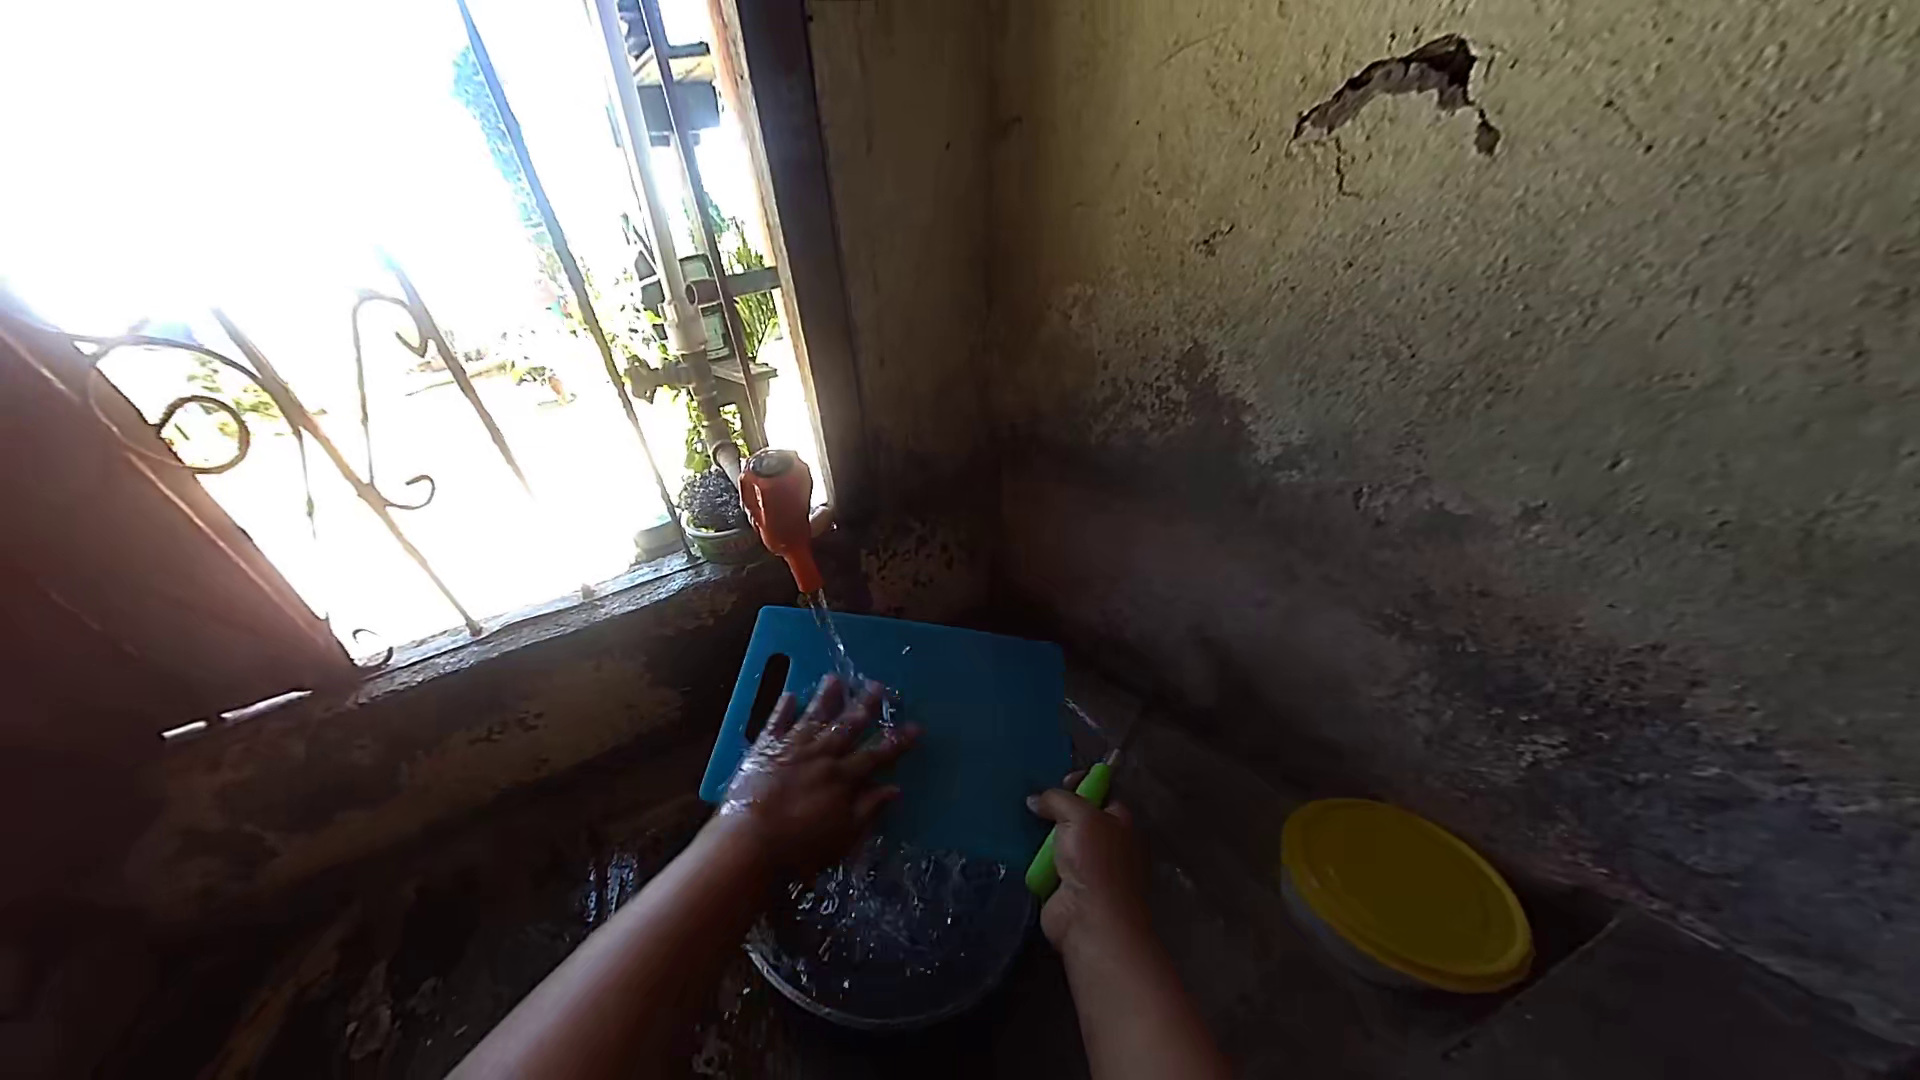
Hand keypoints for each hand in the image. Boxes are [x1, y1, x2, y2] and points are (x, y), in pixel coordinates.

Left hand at [718, 675, 917, 878]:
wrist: (748, 845)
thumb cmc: (800, 848)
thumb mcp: (844, 835)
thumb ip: (869, 809)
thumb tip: (894, 788)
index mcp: (843, 777)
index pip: (877, 754)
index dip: (897, 740)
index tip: (915, 726)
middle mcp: (821, 756)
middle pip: (847, 726)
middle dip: (865, 706)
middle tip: (877, 686)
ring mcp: (791, 749)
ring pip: (814, 717)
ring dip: (826, 698)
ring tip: (837, 678)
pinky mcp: (764, 751)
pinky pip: (775, 724)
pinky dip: (782, 709)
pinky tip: (789, 695)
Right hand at [1027, 773, 1150, 952]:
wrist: (1090, 920)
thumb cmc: (1095, 862)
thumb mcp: (1080, 815)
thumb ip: (1058, 798)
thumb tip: (1035, 800)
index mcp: (1119, 822)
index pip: (1100, 792)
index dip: (1082, 782)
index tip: (1061, 780)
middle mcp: (1105, 842)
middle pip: (1076, 814)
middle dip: (1055, 808)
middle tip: (1034, 802)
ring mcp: (1084, 866)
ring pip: (1057, 838)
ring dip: (1040, 833)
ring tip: (1020, 819)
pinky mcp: (1064, 885)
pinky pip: (1044, 861)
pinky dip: (1033, 857)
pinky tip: (1018, 845)